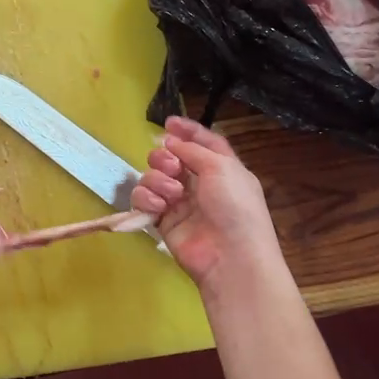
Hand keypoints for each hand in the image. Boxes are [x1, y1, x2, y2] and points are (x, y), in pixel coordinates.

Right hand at [130, 117, 284, 295]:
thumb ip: (192, 149)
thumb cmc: (235, 208)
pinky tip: (159, 206)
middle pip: (171, 157)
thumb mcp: (221, 167)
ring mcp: (179, 201)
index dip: (187, 130)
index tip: (168, 122)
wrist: (230, 256)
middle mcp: (200, 183)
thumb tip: (169, 141)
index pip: (203, 142)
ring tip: (172, 194)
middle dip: (164, 156)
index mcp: (222, 169)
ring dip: (157, 179)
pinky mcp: (162, 219)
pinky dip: (147, 198)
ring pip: (153, 175)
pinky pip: (143, 198)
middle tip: (172, 167)